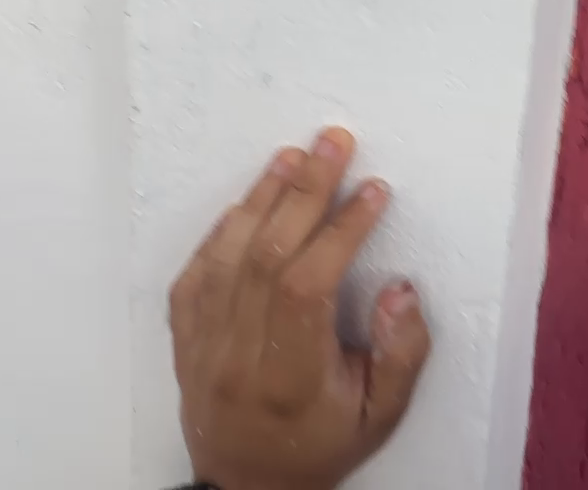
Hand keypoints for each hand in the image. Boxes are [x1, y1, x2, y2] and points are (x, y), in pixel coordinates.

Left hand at [170, 127, 430, 489]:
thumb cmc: (325, 446)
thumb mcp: (384, 415)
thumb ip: (401, 354)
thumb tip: (400, 290)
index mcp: (288, 376)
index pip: (306, 287)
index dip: (341, 231)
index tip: (374, 189)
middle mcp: (237, 358)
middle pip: (265, 258)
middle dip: (305, 191)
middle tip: (334, 142)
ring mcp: (203, 349)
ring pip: (227, 259)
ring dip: (263, 199)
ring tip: (294, 155)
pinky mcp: (187, 343)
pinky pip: (193, 279)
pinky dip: (220, 233)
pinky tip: (246, 200)